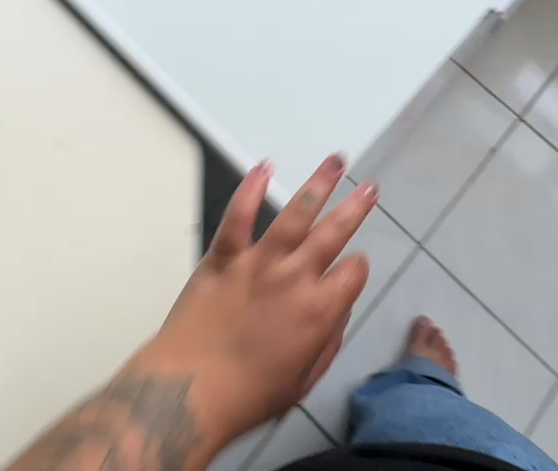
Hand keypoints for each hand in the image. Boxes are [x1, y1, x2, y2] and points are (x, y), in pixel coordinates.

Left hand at [129, 155, 376, 445]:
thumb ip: (328, 341)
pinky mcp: (223, 256)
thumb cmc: (249, 396)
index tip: (353, 266)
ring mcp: (258, 261)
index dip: (357, 267)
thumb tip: (339, 308)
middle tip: (370, 187)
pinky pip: (238, 216)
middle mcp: (295, 277)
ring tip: (336, 160)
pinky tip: (264, 165)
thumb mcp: (304, 381)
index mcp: (319, 310)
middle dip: (356, 207)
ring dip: (319, 184)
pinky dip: (250, 188)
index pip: (353, 272)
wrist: (187, 394)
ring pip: (294, 213)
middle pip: (334, 232)